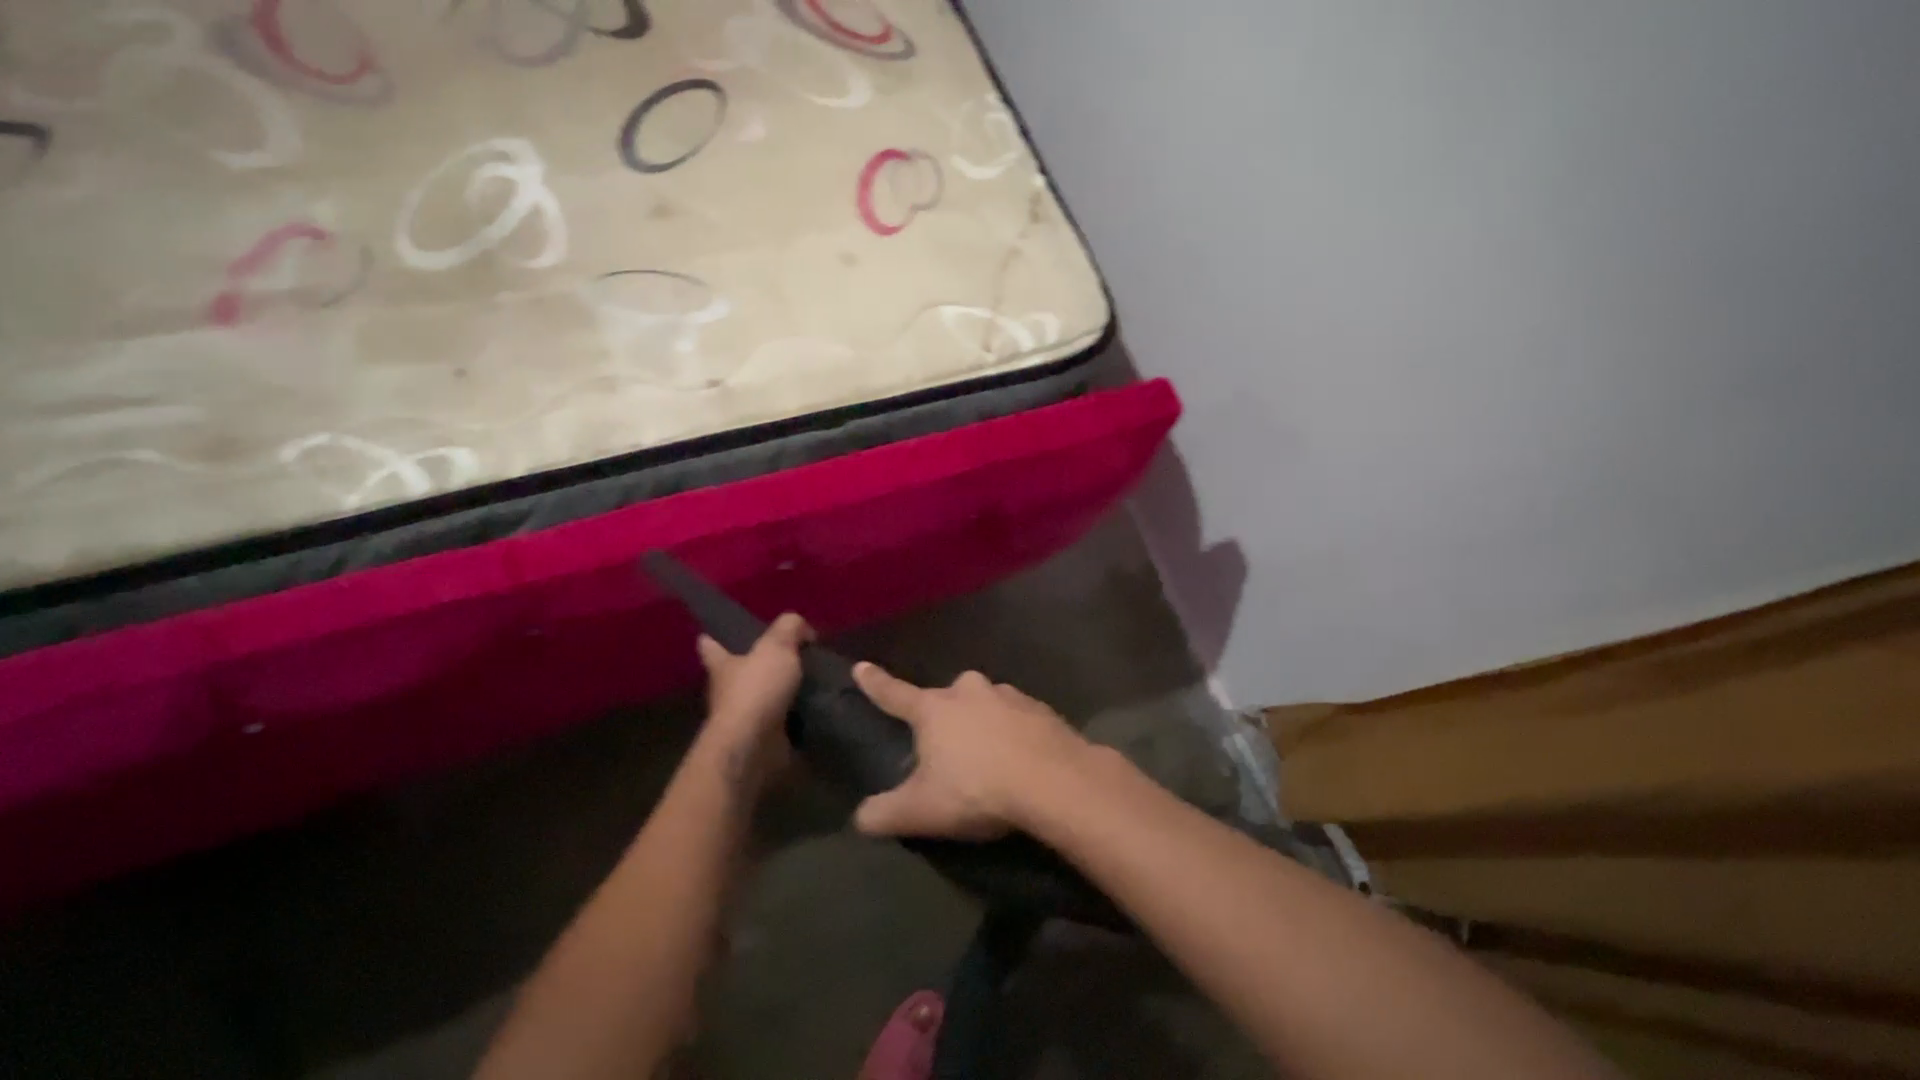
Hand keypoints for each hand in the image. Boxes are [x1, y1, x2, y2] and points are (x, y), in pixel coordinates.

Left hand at [697, 613, 812, 790]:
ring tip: (813, 682)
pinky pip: (781, 721)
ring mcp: (742, 717)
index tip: (719, 633)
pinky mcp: (761, 738)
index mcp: (722, 664)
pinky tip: (817, 708)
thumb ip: (789, 628)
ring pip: (760, 697)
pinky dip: (795, 716)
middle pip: (737, 672)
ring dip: (780, 692)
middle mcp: (726, 690)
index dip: (713, 637)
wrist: (754, 745)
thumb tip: (802, 629)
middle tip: (790, 656)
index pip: (710, 645)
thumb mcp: (776, 646)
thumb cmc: (757, 689)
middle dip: (756, 665)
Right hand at [850, 665, 1090, 840]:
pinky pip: (1022, 718)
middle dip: (945, 711)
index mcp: (934, 710)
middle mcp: (970, 692)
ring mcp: (1011, 698)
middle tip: (948, 742)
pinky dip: (1018, 733)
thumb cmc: (976, 790)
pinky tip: (1024, 758)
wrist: (1053, 782)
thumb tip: (861, 818)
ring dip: (985, 720)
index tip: (861, 666)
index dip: (875, 683)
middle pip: (949, 696)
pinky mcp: (1044, 711)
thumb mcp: (921, 811)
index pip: (895, 694)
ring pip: (989, 702)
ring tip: (990, 753)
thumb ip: (885, 814)